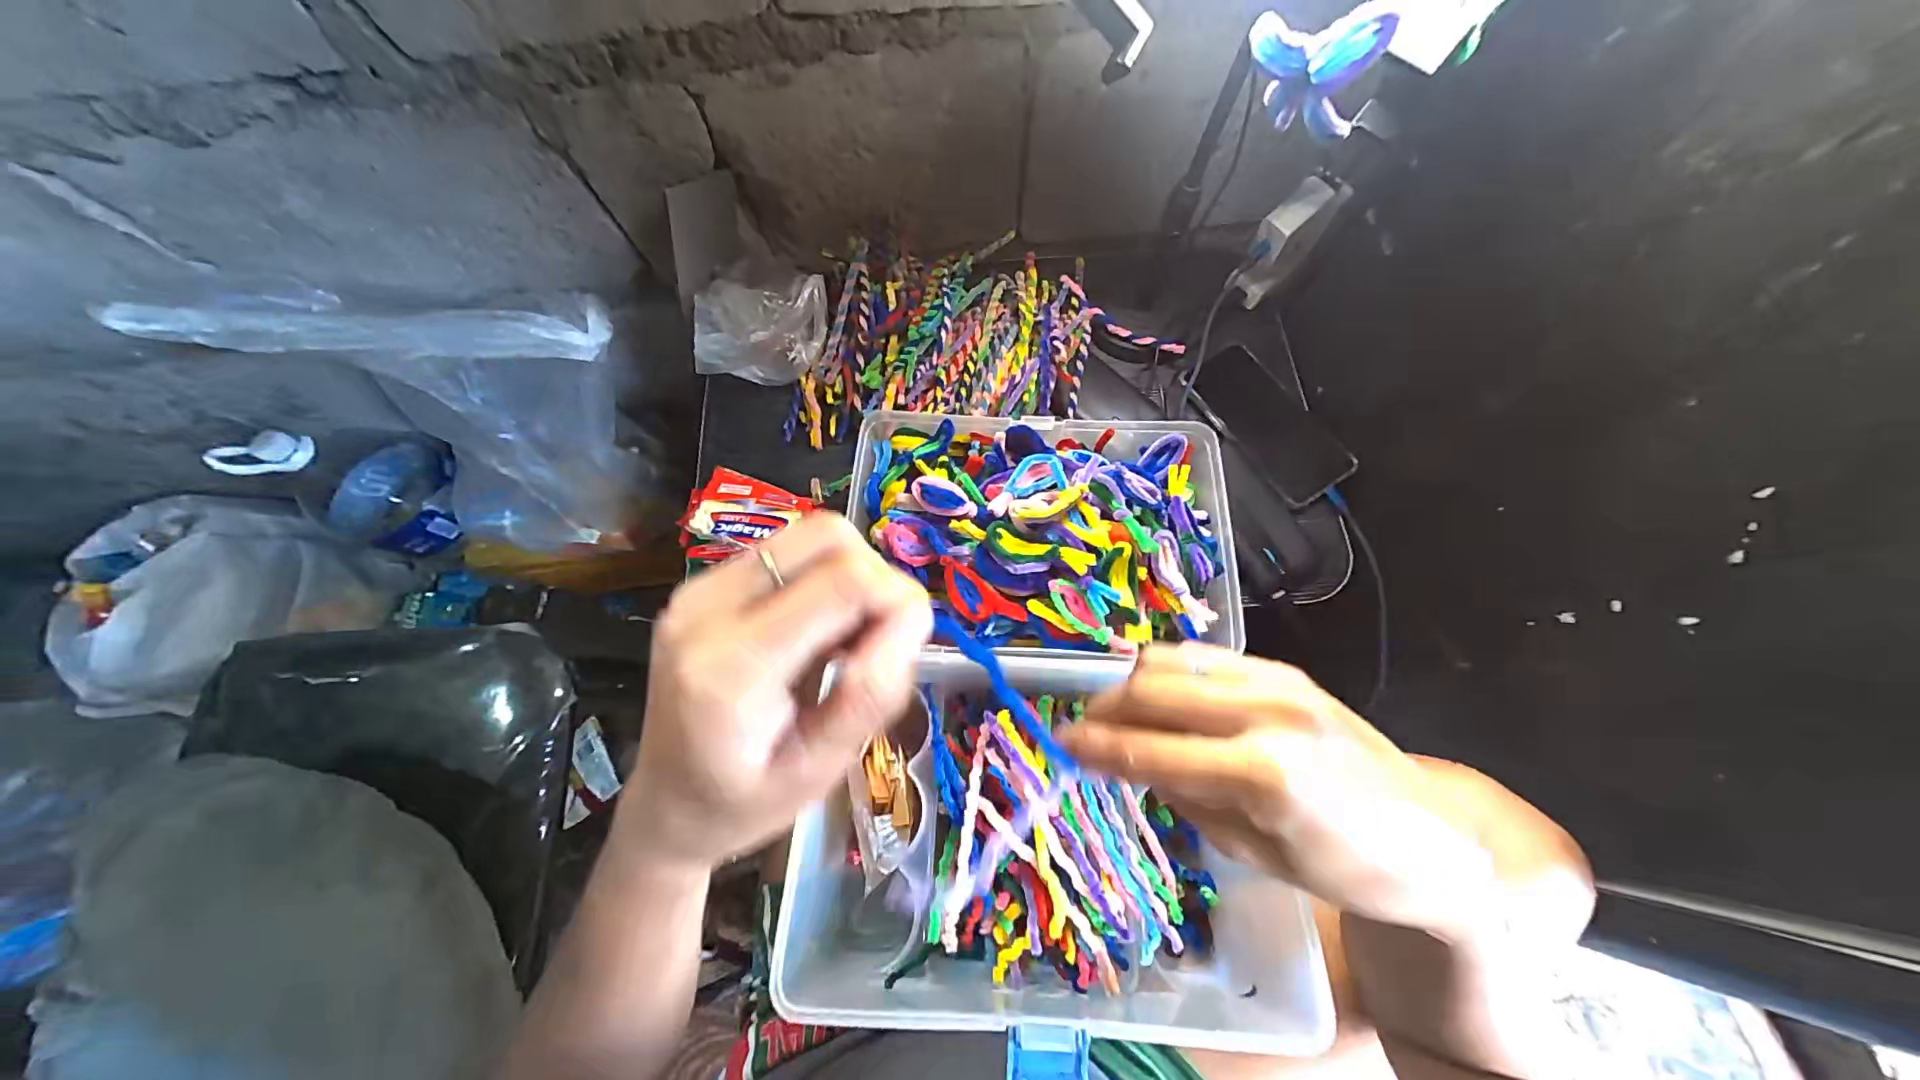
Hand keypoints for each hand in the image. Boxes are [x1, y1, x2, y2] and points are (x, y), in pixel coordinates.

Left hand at [621, 514, 932, 871]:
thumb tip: (914, 619)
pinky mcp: (704, 583)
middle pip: (826, 536)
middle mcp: (707, 608)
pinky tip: (821, 627)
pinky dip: (824, 576)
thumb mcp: (818, 772)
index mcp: (732, 667)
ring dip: (852, 573)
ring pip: (810, 533)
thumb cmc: (743, 804)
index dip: (897, 597)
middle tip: (882, 637)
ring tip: (850, 636)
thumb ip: (870, 695)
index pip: (841, 582)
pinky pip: (787, 550)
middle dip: (876, 576)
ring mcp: (700, 588)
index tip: (913, 639)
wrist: (664, 803)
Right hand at [1061, 644, 1501, 939]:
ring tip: (1113, 709)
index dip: (1097, 746)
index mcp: (1261, 771)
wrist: (1435, 837)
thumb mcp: (1252, 851)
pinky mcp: (1284, 667)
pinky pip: (1204, 655)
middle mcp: (1265, 709)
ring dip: (1131, 682)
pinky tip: (1158, 692)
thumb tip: (1129, 761)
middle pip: (1152, 689)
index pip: (1151, 750)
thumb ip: (1185, 795)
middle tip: (1080, 728)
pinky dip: (1168, 671)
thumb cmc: (1344, 867)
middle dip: (1105, 707)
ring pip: (1172, 659)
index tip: (1060, 743)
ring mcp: (1277, 679)